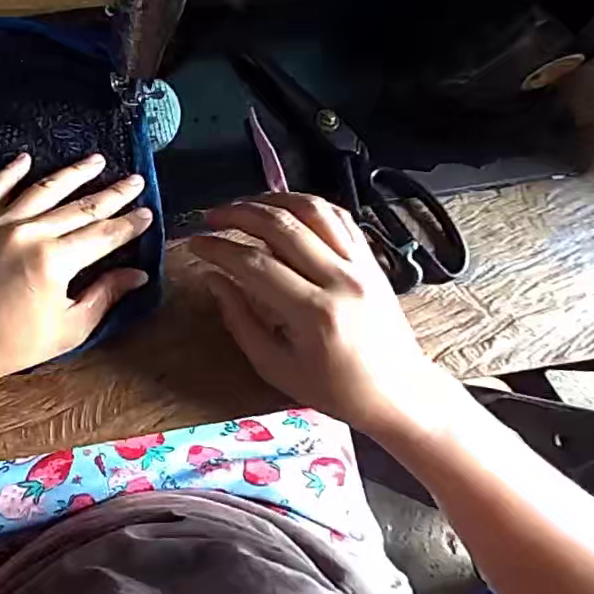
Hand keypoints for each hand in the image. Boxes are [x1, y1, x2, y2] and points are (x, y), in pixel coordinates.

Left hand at [0, 153, 152, 387]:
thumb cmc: (13, 344)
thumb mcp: (68, 328)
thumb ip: (104, 295)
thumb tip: (138, 274)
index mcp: (54, 261)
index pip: (103, 235)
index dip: (129, 224)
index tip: (147, 212)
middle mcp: (29, 233)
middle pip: (80, 207)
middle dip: (112, 193)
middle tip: (135, 179)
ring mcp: (0, 224)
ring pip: (44, 189)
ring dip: (73, 173)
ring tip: (96, 160)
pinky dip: (11, 172)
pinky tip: (26, 158)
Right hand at [188, 193, 468, 440]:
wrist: (400, 393)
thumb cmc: (334, 388)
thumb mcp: (274, 365)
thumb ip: (239, 318)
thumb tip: (212, 278)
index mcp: (315, 314)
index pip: (255, 264)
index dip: (217, 248)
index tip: (194, 243)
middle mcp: (341, 280)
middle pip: (281, 226)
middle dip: (237, 214)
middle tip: (209, 217)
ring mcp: (361, 264)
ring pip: (312, 210)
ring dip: (269, 200)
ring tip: (241, 206)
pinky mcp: (371, 258)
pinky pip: (337, 215)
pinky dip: (304, 203)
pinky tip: (281, 207)